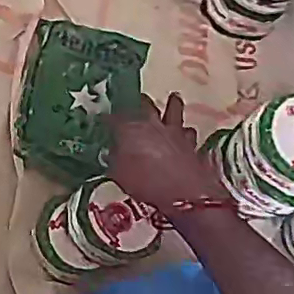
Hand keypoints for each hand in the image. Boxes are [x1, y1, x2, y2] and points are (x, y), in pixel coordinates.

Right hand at [106, 92, 231, 214]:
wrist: (184, 194)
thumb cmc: (145, 184)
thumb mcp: (118, 175)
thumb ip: (113, 160)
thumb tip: (109, 153)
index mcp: (130, 129)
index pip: (113, 118)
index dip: (106, 118)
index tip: (102, 119)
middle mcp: (153, 124)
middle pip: (145, 105)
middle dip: (139, 101)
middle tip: (137, 99)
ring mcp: (175, 131)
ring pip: (174, 109)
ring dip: (172, 104)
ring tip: (173, 98)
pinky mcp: (191, 143)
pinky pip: (188, 131)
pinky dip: (185, 131)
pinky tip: (186, 134)